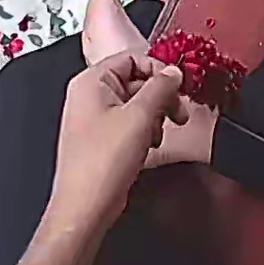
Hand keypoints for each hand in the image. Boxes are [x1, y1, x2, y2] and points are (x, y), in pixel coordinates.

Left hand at [48, 52, 188, 229]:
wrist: (86, 207)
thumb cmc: (103, 162)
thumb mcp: (140, 116)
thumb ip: (161, 87)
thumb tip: (173, 72)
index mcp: (92, 81)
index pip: (132, 58)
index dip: (158, 70)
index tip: (178, 85)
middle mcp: (90, 95)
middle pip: (136, 80)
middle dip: (161, 96)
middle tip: (178, 112)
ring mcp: (94, 116)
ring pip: (137, 102)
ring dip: (155, 115)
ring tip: (161, 133)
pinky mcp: (102, 136)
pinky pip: (131, 121)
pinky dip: (145, 129)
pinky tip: (150, 144)